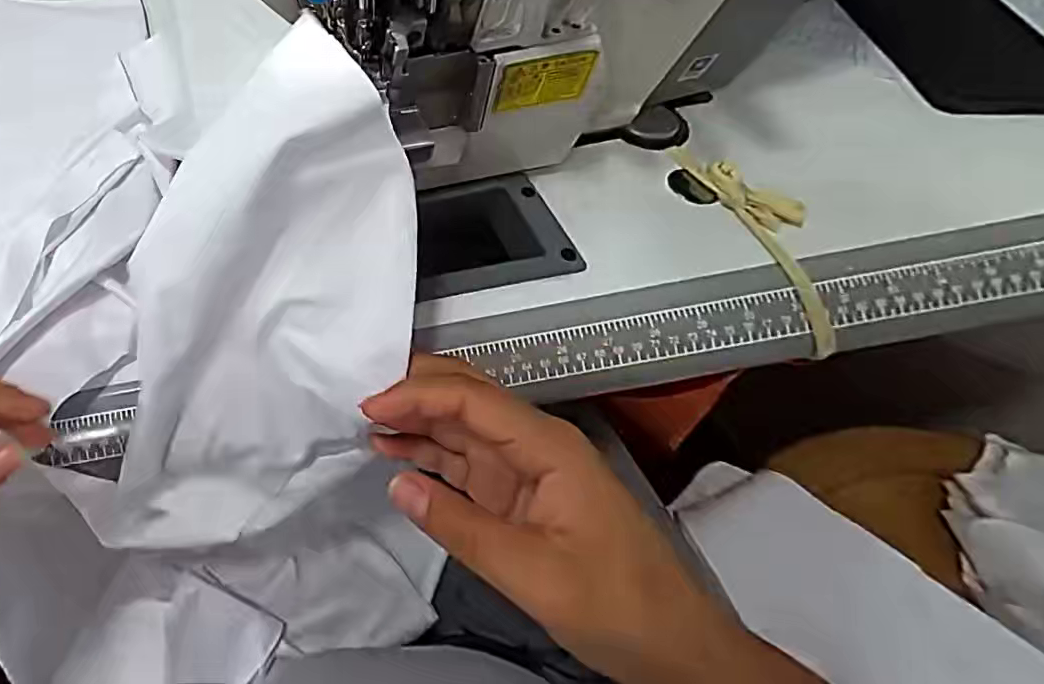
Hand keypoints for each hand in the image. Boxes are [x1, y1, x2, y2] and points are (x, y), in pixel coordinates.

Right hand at [363, 355, 819, 683]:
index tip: (369, 406)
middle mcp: (531, 441)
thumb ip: (460, 526)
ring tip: (367, 424)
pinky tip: (395, 450)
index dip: (416, 394)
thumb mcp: (536, 575)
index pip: (469, 398)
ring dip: (414, 418)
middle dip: (412, 389)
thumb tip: (398, 482)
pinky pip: (461, 457)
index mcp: (546, 444)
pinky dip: (426, 450)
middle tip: (362, 398)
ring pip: (458, 422)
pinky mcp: (513, 490)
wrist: (681, 654)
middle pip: (464, 394)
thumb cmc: (620, 607)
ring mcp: (521, 464)